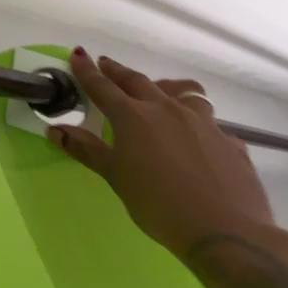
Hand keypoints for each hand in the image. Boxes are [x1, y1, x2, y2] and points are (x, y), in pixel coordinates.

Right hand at [51, 48, 274, 257]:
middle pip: (139, 82)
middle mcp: (167, 110)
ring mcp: (204, 125)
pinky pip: (214, 126)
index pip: (102, 86)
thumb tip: (55, 130)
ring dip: (168, 90)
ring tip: (162, 94)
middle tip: (108, 65)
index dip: (87, 70)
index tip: (77, 54)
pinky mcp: (232, 144)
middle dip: (119, 72)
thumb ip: (86, 150)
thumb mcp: (116, 178)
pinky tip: (201, 139)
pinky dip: (201, 125)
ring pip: (184, 95)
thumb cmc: (159, 204)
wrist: (228, 233)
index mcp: (133, 116)